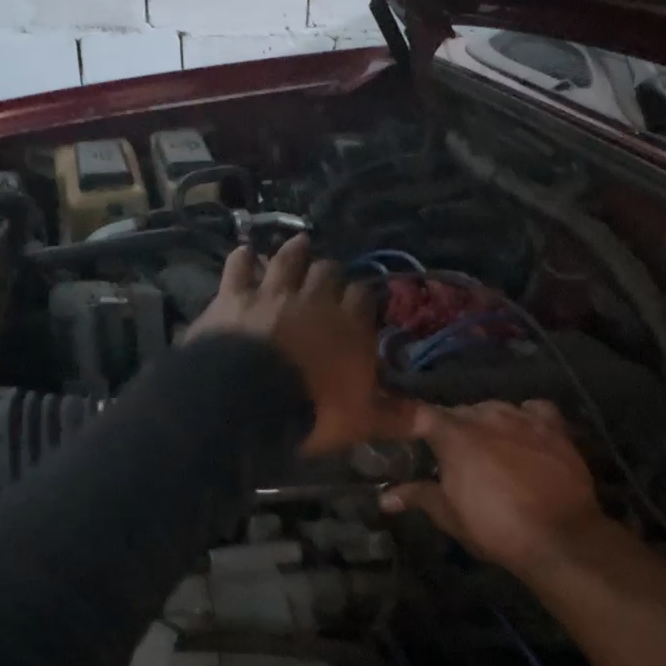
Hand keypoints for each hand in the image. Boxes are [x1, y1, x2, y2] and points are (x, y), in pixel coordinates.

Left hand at [188, 233, 410, 453]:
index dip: (364, 298)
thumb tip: (432, 419)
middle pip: (328, 272)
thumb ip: (396, 417)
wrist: (249, 401)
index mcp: (350, 326)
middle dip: (330, 274)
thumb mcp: (362, 421)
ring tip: (300, 244)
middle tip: (329, 278)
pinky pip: (239, 268)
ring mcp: (272, 294)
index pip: (364, 298)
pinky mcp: (233, 297)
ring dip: (294, 251)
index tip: (363, 303)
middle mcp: (315, 300)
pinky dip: (242, 259)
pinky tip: (245, 251)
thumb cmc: (314, 412)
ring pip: (288, 260)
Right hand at [380, 400, 606, 576]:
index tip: (407, 435)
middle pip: (460, 411)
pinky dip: (524, 417)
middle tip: (449, 454)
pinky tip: (524, 432)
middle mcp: (487, 417)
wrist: (559, 536)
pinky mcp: (555, 427)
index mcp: (455, 436)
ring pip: (495, 408)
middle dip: (451, 427)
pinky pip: (533, 410)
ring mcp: (524, 418)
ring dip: (485, 422)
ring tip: (486, 445)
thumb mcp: (450, 516)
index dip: (412, 422)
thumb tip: (384, 497)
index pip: (422, 414)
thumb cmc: (496, 529)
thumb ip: (418, 497)